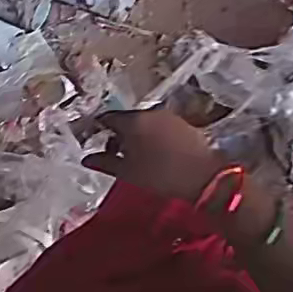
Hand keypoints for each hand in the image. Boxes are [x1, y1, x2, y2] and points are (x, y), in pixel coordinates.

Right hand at [82, 108, 230, 202]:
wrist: (205, 179)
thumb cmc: (160, 176)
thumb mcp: (126, 172)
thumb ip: (104, 162)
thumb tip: (86, 159)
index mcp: (133, 120)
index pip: (106, 118)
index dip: (96, 129)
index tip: (92, 141)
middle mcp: (151, 112)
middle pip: (126, 119)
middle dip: (117, 134)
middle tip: (113, 153)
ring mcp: (170, 117)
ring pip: (144, 123)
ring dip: (135, 135)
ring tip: (133, 156)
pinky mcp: (184, 125)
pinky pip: (160, 127)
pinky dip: (152, 136)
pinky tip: (153, 154)